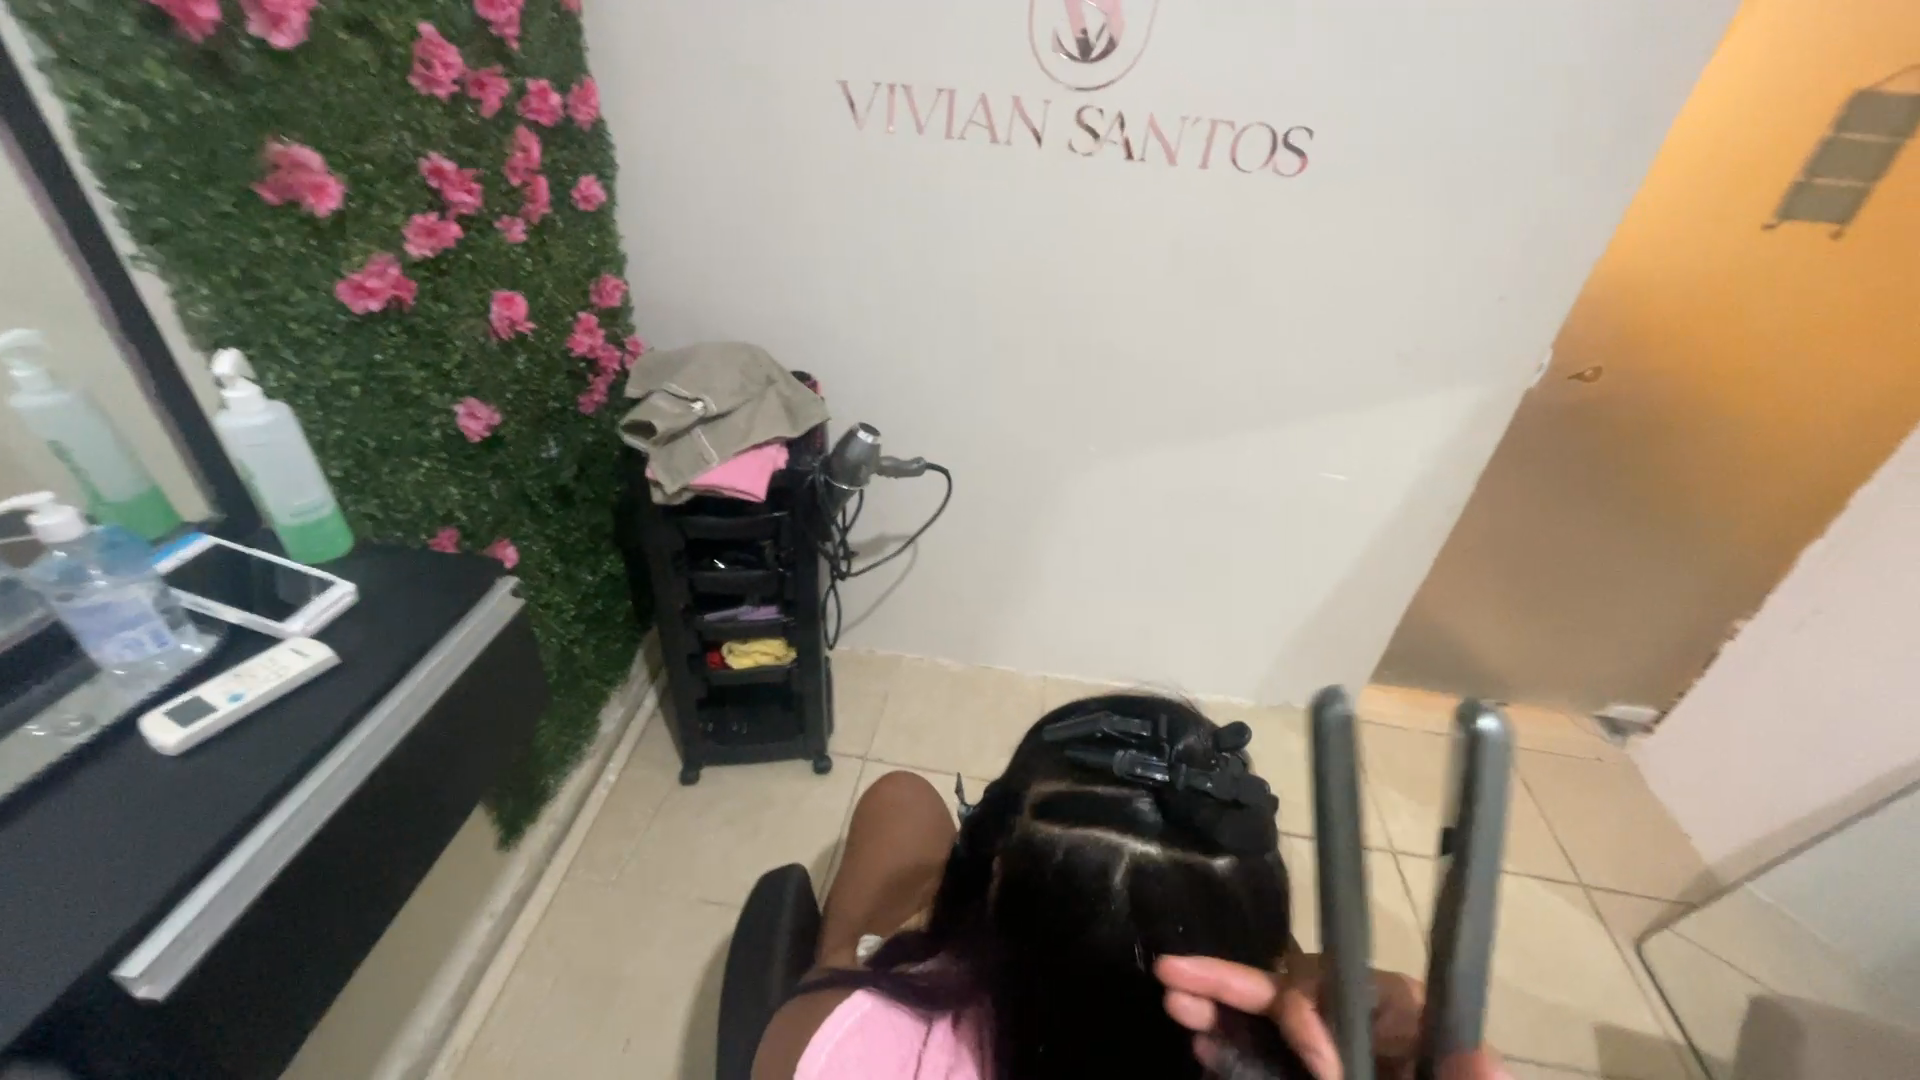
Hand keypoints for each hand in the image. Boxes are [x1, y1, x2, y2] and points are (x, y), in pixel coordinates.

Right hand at [1155, 954, 1507, 1079]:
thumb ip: (1460, 1079)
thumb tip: (1480, 1059)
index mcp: (1397, 1014)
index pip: (1337, 985)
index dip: (1308, 1013)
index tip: (1319, 1067)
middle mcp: (1353, 1018)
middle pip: (1281, 987)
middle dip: (1226, 981)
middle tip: (1174, 979)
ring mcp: (1326, 1048)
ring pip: (1261, 1015)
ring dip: (1214, 1006)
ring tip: (1174, 1005)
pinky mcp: (1303, 1070)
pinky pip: (1261, 1051)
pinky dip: (1226, 1044)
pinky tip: (1200, 1047)